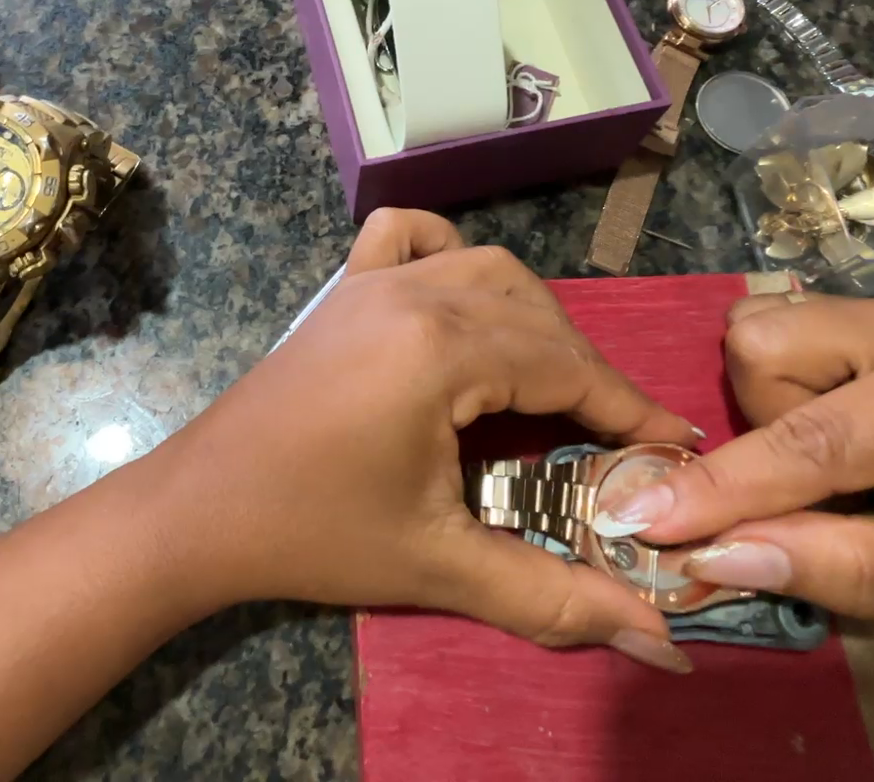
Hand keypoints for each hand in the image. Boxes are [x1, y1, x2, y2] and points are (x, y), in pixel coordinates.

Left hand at [151, 209, 700, 672]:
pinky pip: (405, 236)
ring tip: (544, 378)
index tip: (672, 443)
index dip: (626, 409)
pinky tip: (457, 299)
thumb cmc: (314, 533)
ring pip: (484, 268)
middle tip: (602, 432)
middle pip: (533, 313)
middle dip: (581, 370)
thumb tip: (660, 637)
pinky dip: (446, 253)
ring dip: (530, 316)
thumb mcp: (437, 565)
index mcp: (440, 349)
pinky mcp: (342, 289)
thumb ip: (551, 597)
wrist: (202, 508)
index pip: (564, 367)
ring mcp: (371, 280)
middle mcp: (413, 292)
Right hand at [590, 291, 873, 658]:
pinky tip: (834, 420)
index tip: (642, 519)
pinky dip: (781, 384)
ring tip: (838, 454)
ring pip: (759, 329)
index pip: (813, 439)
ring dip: (771, 404)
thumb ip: (834, 566)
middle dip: (763, 422)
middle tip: (831, 482)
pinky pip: (779, 328)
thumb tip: (709, 554)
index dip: (724, 486)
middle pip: (763, 345)